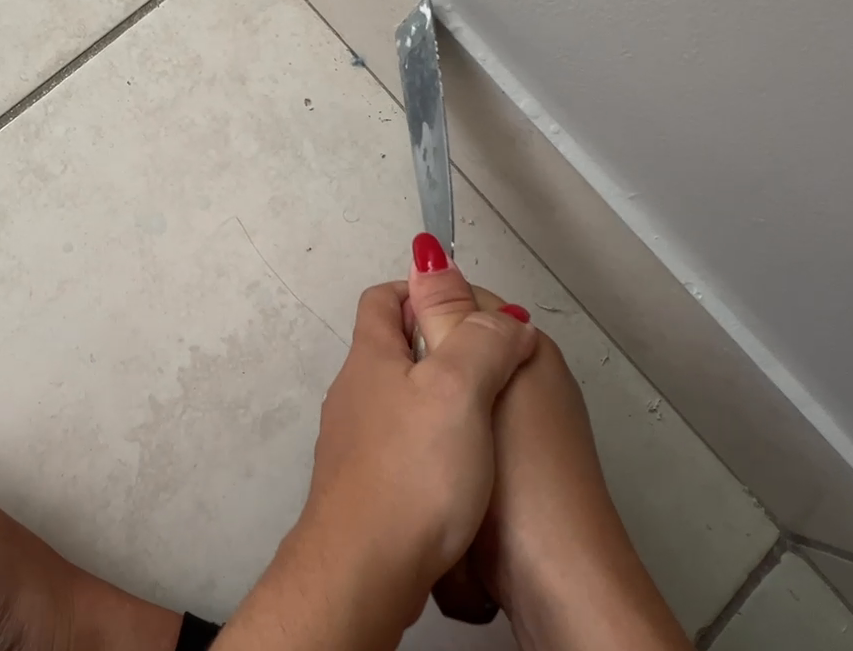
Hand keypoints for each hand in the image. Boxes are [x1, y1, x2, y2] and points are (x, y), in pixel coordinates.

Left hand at [215, 242, 536, 650]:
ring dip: (435, 393)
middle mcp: (353, 391)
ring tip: (484, 414)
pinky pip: (396, 441)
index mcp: (370, 359)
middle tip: (490, 360)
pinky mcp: (361, 481)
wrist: (365, 564)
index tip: (462, 303)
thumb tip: (499, 310)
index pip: (382, 298)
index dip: (418, 289)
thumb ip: (478, 340)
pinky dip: (427, 437)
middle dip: (436, 342)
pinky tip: (458, 466)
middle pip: (388, 345)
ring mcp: (352, 438)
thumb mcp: (457, 390)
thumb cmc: (413, 471)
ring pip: (394, 395)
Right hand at [413, 282, 690, 650]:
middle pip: (458, 350)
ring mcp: (524, 432)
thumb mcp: (466, 384)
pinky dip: (447, 448)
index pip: (463, 298)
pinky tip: (427, 470)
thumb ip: (446, 317)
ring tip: (410, 438)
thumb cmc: (509, 472)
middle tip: (398, 397)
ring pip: (457, 398)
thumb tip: (429, 252)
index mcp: (528, 353)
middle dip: (424, 365)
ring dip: (432, 412)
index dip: (422, 309)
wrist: (553, 580)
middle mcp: (530, 385)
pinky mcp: (512, 473)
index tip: (390, 345)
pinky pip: (466, 438)